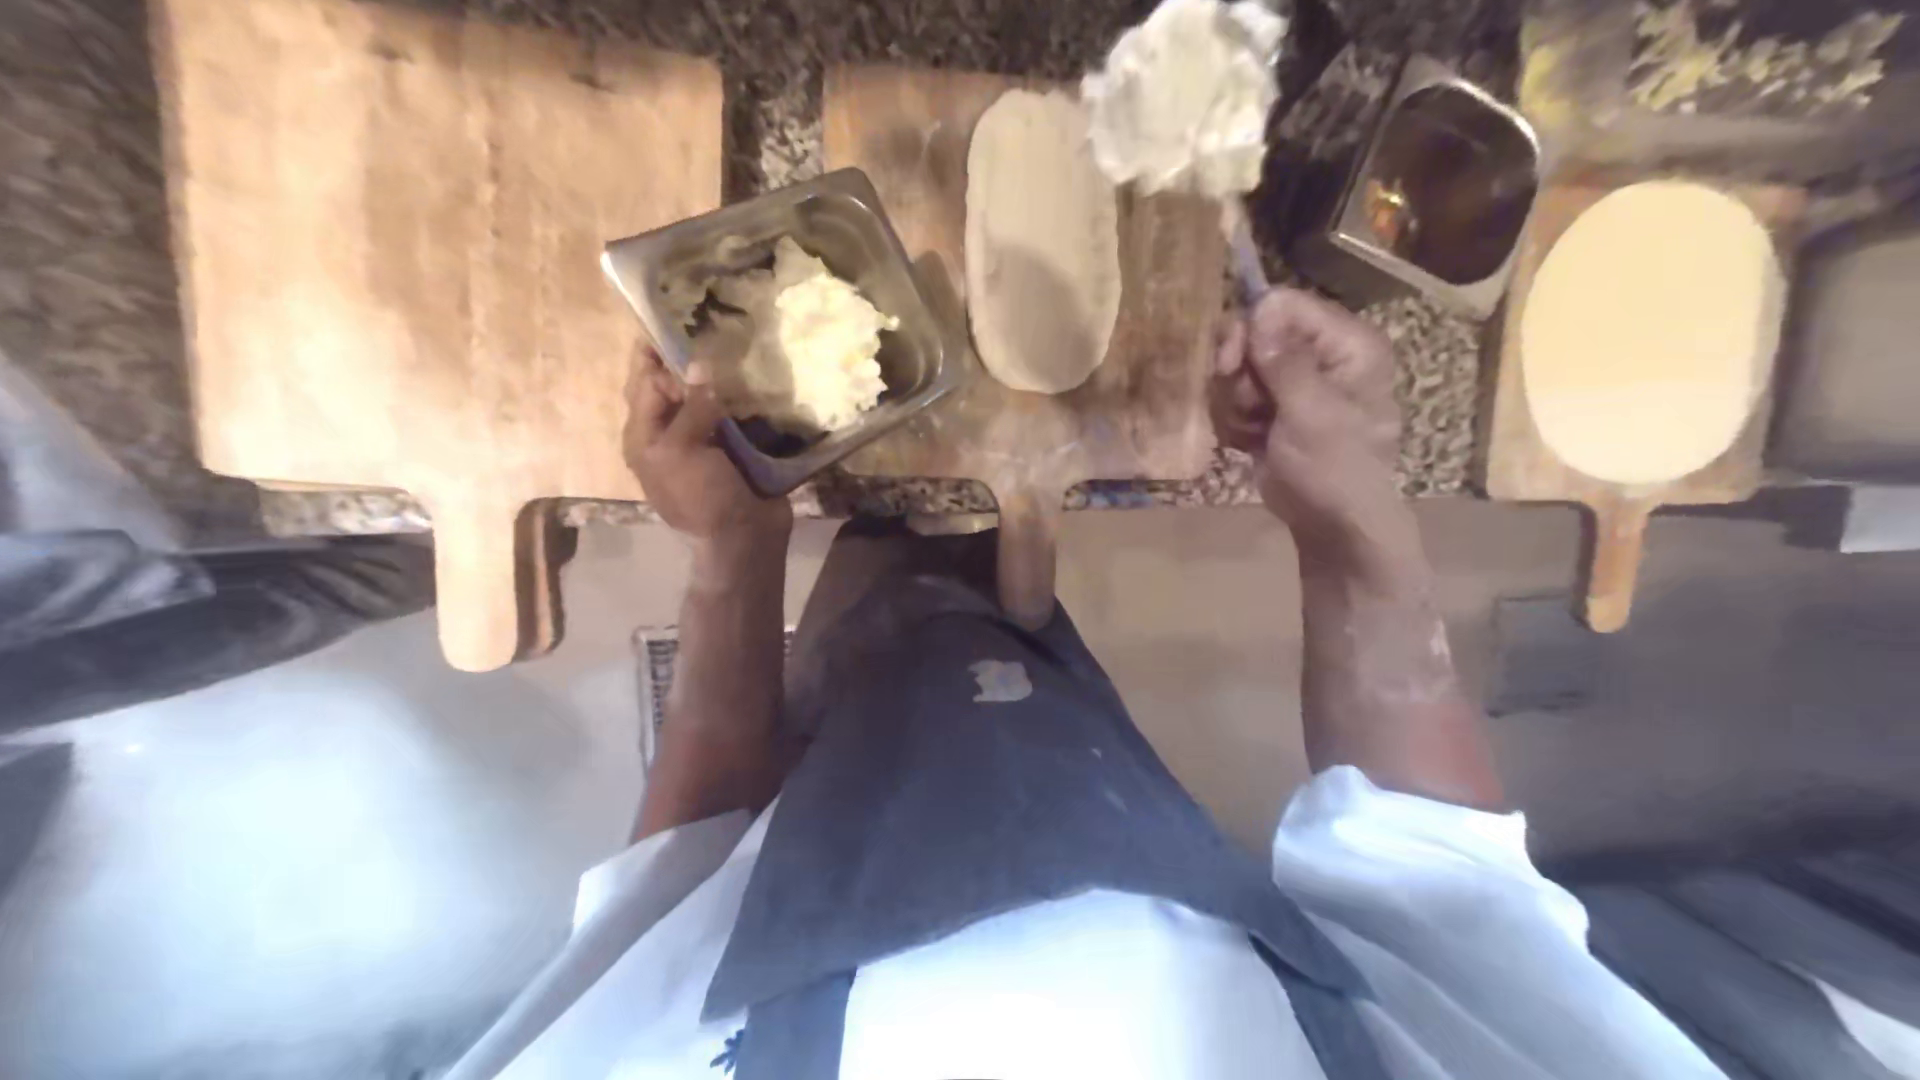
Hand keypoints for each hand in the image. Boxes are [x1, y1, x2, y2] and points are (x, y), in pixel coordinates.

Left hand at [624, 345, 791, 545]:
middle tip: (703, 325)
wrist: (744, 539)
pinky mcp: (735, 449)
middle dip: (682, 361)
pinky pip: (733, 415)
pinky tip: (751, 378)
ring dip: (715, 377)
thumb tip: (700, 365)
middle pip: (671, 389)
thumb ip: (689, 408)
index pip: (643, 385)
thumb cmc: (702, 498)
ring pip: (704, 399)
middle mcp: (671, 436)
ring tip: (730, 343)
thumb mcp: (681, 452)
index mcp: (645, 437)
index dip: (655, 357)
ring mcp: (704, 442)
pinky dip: (739, 398)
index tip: (677, 325)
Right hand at [1209, 289, 1405, 564]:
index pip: (1284, 307)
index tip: (1229, 366)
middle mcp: (1320, 355)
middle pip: (1254, 335)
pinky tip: (1250, 441)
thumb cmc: (1334, 468)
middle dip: (1239, 374)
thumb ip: (1286, 361)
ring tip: (1255, 431)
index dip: (1250, 330)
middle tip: (1244, 406)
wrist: (1330, 523)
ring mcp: (1293, 383)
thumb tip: (1262, 306)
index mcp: (1346, 344)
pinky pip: (1234, 397)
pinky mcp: (1271, 408)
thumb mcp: (1311, 414)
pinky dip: (1235, 421)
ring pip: (1238, 370)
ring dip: (1235, 403)